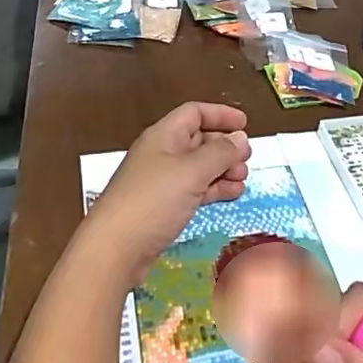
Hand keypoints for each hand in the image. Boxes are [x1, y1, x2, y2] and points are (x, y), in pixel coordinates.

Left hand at [84, 102, 250, 282]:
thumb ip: (220, 153)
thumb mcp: (191, 171)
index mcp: (164, 135)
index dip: (220, 115)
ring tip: (242, 179)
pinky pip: (194, 189)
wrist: (115, 248)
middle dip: (225, 146)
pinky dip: (213, 188)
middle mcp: (162, 153)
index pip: (194, 113)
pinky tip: (231, 194)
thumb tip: (240, 138)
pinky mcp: (164, 206)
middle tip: (247, 159)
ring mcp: (162, 181)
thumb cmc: (152, 201)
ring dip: (222, 169)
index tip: (245, 123)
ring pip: (199, 166)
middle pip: (198, 139)